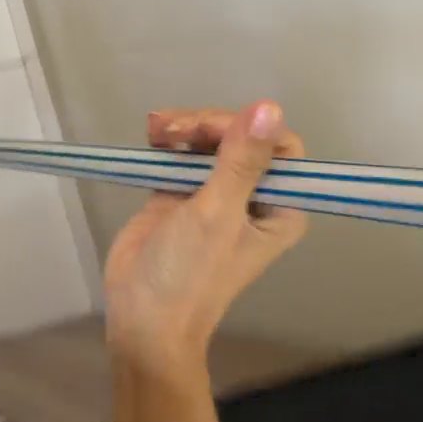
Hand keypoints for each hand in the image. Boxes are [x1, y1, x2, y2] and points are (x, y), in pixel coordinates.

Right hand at [103, 102, 307, 372]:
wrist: (142, 315)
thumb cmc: (190, 272)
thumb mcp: (217, 214)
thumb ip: (241, 161)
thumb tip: (268, 106)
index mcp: (279, 207)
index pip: (280, 148)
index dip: (248, 128)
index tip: (208, 131)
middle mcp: (251, 198)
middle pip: (240, 139)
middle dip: (209, 125)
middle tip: (173, 129)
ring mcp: (212, 196)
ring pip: (208, 143)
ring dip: (185, 127)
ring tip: (156, 129)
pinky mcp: (177, 195)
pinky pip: (179, 157)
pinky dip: (167, 142)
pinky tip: (151, 136)